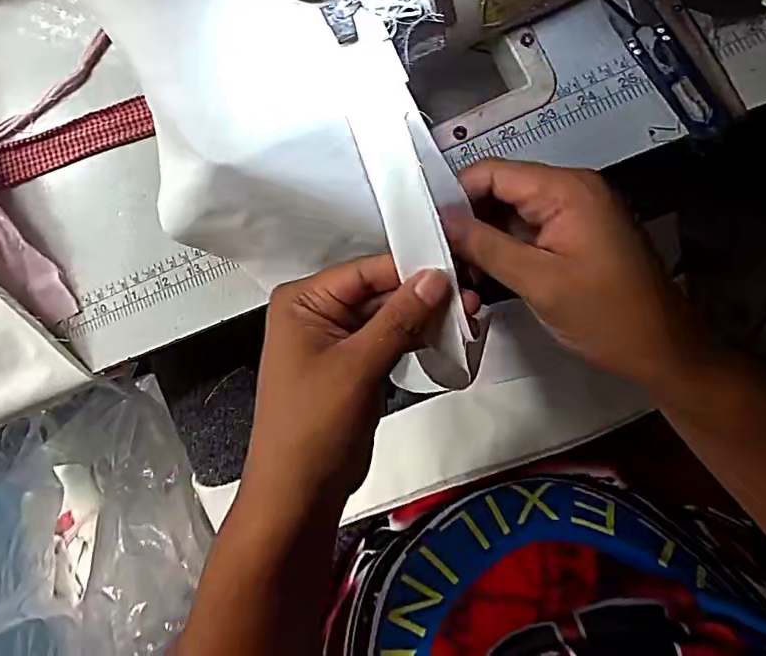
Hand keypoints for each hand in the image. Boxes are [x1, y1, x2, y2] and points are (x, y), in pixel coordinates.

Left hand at [242, 257, 470, 512]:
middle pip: (378, 291)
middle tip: (467, 296)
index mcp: (302, 301)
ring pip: (388, 315)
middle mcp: (316, 313)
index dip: (407, 268)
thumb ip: (398, 319)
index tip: (449, 268)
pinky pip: (389, 338)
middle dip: (422, 296)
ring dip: (424, 317)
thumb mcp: (357, 367)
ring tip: (466, 316)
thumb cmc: (308, 431)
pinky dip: (416, 338)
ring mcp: (336, 339)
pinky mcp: (354, 363)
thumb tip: (432, 280)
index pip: (363, 271)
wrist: (299, 496)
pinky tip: (446, 336)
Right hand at [446, 159, 722, 400]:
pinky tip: (484, 273)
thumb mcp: (539, 281)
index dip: (455, 195)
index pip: (492, 172)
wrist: (666, 352)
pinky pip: (527, 228)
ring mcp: (574, 211)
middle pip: (499, 189)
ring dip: (484, 237)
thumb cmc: (611, 317)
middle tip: (441, 252)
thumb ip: (486, 246)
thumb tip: (444, 221)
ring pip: (509, 211)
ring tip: (459, 268)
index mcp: (567, 189)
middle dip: (468, 219)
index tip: (429, 225)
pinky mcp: (574, 232)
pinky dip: (503, 247)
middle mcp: (571, 189)